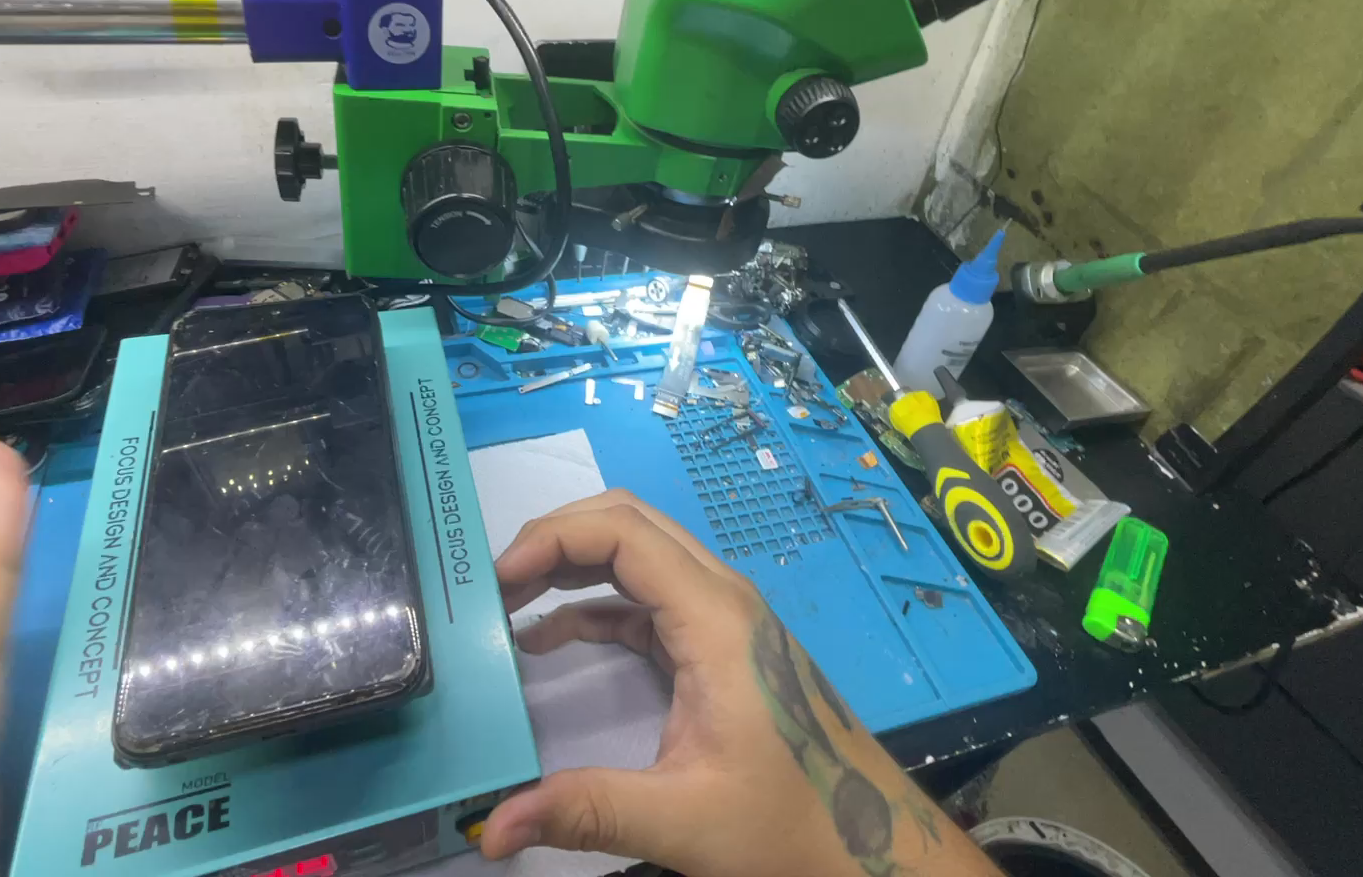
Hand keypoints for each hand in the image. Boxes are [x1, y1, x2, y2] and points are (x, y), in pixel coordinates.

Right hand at [481, 490, 999, 876]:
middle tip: (498, 578)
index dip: (555, 537)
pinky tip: (548, 634)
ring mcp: (717, 611)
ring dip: (573, 560)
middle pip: (629, 521)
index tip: (500, 576)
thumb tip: (491, 829)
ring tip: (512, 594)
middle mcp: (717, 593)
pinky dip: (592, 601)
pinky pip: (643, 596)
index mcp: (713, 615)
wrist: (872, 840)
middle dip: (558, 535)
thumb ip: (585, 813)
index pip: (624, 532)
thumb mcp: (682, 820)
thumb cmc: (789, 821)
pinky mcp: (711, 637)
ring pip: (637, 549)